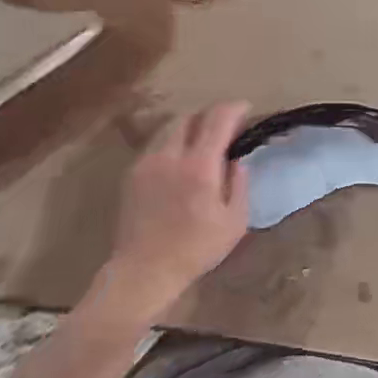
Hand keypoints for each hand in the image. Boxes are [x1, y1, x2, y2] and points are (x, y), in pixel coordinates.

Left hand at [98, 101, 251, 318]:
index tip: (246, 109)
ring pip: (169, 129)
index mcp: (200, 167)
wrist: (145, 268)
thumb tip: (237, 161)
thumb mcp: (234, 222)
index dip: (234, 109)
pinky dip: (172, 144)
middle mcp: (170, 155)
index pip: (217, 121)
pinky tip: (180, 162)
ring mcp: (147, 162)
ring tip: (202, 142)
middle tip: (225, 127)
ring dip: (189, 128)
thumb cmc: (196, 249)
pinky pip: (156, 146)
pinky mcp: (132, 174)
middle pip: (189, 117)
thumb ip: (240, 185)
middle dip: (210, 115)